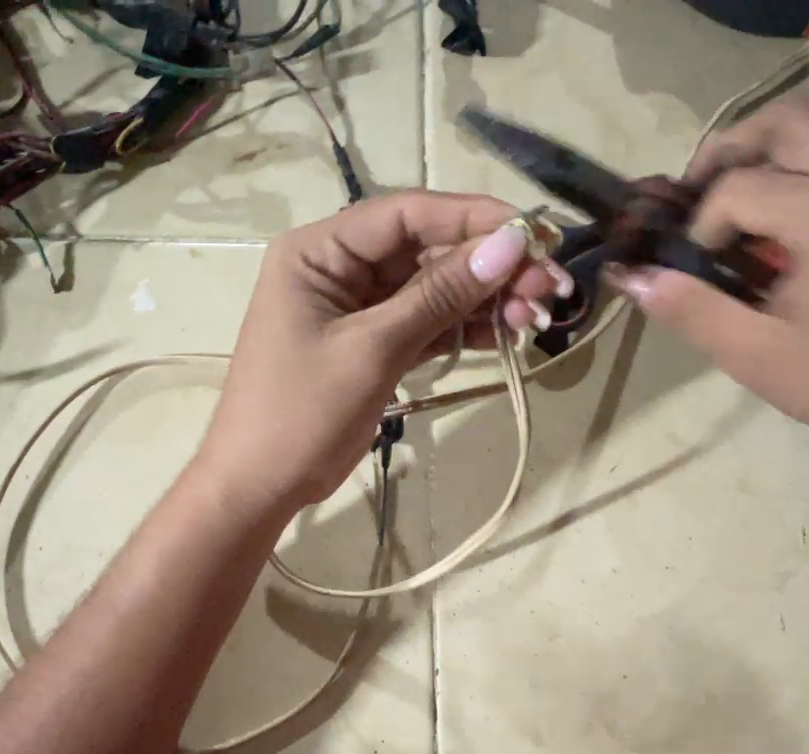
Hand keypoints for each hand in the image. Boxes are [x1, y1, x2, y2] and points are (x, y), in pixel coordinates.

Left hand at [193, 191, 568, 514]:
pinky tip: (505, 333)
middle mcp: (338, 269)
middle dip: (487, 265)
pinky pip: (424, 324)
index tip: (534, 233)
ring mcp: (356, 309)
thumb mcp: (372, 350)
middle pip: (426, 250)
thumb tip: (509, 244)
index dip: (473, 218)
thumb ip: (439, 296)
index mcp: (319, 251)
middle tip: (548, 287)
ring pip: (431, 289)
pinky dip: (462, 328)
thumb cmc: (301, 413)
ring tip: (536, 316)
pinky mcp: (371, 345)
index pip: (406, 214)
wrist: (260, 485)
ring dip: (483, 300)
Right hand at [617, 99, 808, 470]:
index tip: (692, 275)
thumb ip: (690, 309)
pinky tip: (768, 241)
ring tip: (723, 223)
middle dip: (725, 153)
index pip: (740, 186)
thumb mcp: (757, 355)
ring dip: (758, 164)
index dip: (699, 227)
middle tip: (691, 203)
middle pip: (784, 122)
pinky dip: (790, 182)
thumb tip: (630, 279)